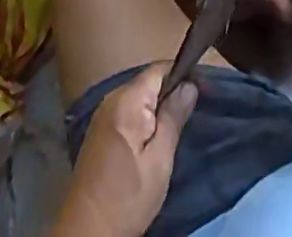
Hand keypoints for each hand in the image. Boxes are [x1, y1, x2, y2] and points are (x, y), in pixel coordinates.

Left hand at [55, 63, 197, 236]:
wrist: (88, 229)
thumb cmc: (128, 196)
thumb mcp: (159, 160)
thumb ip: (173, 118)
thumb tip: (189, 85)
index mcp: (127, 101)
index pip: (158, 69)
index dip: (182, 73)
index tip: (203, 88)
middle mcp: (111, 99)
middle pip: (148, 82)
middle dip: (171, 90)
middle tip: (195, 110)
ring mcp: (102, 114)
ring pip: (138, 96)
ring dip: (158, 106)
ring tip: (180, 123)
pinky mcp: (99, 130)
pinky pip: (128, 110)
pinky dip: (144, 117)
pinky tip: (156, 136)